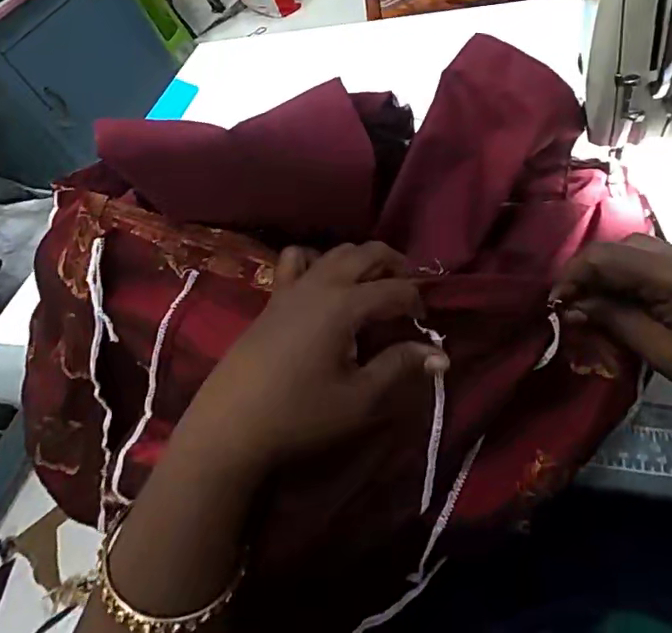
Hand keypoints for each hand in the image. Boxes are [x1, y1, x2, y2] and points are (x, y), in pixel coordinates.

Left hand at [176, 243, 447, 476]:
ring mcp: (293, 285)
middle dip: (395, 265)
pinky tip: (323, 282)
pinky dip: (317, 259)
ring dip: (362, 259)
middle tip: (408, 293)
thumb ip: (399, 368)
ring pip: (335, 251)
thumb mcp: (358, 399)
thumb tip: (439, 354)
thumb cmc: (300, 413)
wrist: (232, 421)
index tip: (425, 325)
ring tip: (374, 284)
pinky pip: (297, 259)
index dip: (417, 301)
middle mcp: (321, 283)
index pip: (395, 288)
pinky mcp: (274, 296)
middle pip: (367, 253)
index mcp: (345, 304)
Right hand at [551, 234, 671, 427]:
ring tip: (595, 308)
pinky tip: (626, 305)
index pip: (604, 256)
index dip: (572, 275)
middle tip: (571, 307)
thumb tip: (576, 305)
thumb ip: (617, 322)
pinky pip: (652, 261)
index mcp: (671, 272)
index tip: (554, 303)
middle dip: (587, 273)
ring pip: (633, 252)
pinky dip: (630, 277)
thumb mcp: (666, 355)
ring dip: (608, 274)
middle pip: (616, 248)